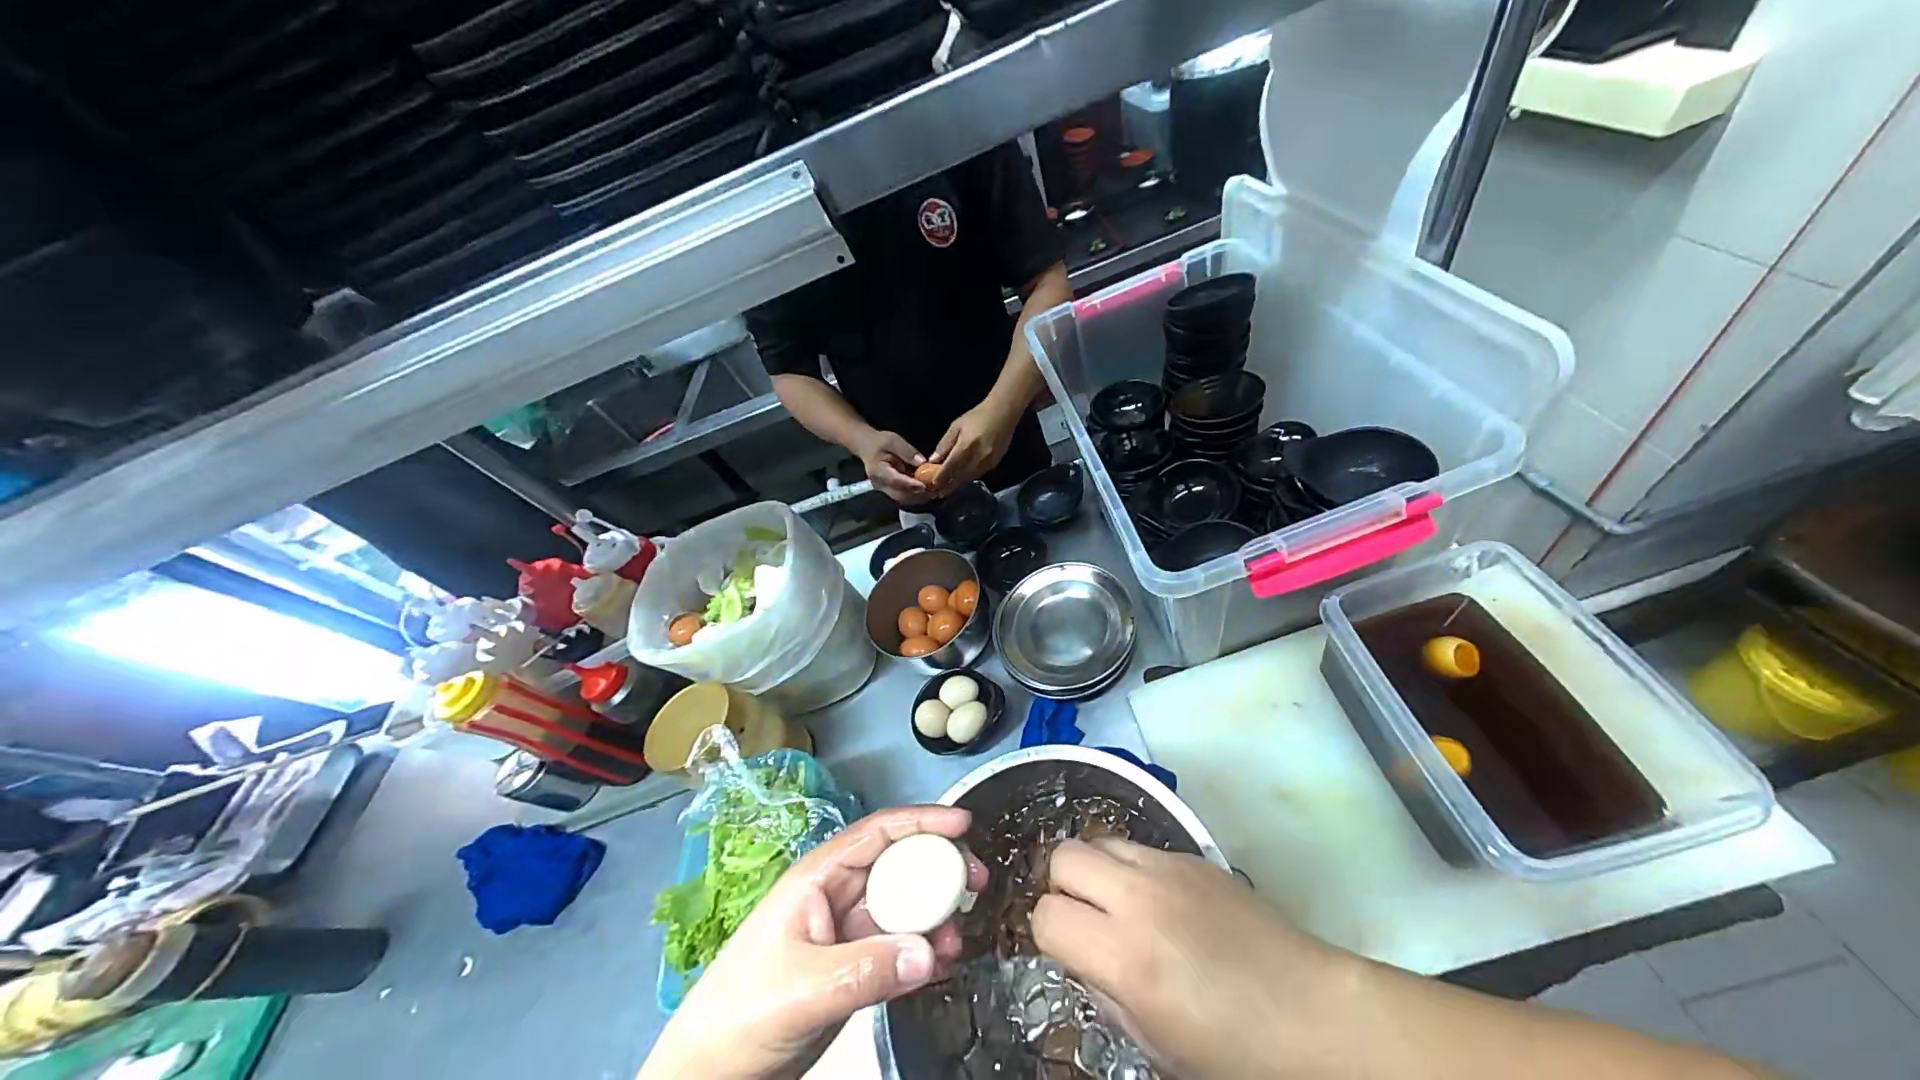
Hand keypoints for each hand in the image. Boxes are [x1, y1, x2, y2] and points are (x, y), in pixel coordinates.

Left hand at [640, 807, 989, 1079]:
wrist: (711, 1072)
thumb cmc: (741, 1013)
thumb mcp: (802, 989)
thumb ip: (866, 969)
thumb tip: (929, 952)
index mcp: (819, 878)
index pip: (877, 833)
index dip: (921, 821)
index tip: (963, 825)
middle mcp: (837, 896)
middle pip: (898, 865)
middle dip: (939, 868)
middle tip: (975, 884)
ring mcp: (847, 932)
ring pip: (904, 906)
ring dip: (935, 917)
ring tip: (957, 940)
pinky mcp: (854, 966)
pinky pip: (900, 946)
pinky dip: (924, 950)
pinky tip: (940, 964)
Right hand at [851, 429, 931, 505]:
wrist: (867, 448)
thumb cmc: (879, 442)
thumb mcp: (892, 440)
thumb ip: (907, 451)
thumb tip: (923, 462)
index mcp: (877, 471)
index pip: (895, 480)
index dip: (910, 485)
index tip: (925, 485)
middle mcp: (880, 484)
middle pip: (901, 495)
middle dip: (920, 494)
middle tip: (937, 489)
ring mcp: (886, 490)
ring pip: (905, 499)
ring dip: (921, 497)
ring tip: (937, 490)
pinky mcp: (892, 491)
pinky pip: (906, 496)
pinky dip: (919, 495)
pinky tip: (931, 489)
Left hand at [927, 398, 1019, 494]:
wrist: (1003, 413)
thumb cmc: (977, 416)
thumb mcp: (956, 426)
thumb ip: (945, 444)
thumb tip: (933, 460)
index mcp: (966, 446)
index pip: (950, 467)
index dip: (941, 477)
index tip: (932, 484)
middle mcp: (977, 457)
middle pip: (960, 476)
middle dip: (948, 485)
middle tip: (937, 493)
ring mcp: (988, 462)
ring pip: (969, 477)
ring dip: (958, 484)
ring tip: (948, 489)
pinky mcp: (995, 463)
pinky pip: (979, 474)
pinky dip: (969, 478)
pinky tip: (962, 480)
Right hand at [1033, 837, 1355, 1079]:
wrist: (1314, 1012)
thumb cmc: (1236, 1050)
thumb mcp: (1155, 1043)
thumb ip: (1104, 993)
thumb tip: (1085, 958)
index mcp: (1125, 956)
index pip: (1046, 916)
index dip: (1048, 936)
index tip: (1069, 952)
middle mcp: (1139, 898)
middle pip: (1064, 857)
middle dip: (1062, 888)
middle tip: (1087, 920)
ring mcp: (1168, 869)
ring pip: (1098, 841)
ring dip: (1096, 871)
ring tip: (1119, 905)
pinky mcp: (1194, 856)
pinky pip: (1140, 848)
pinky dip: (1134, 871)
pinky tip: (1162, 904)